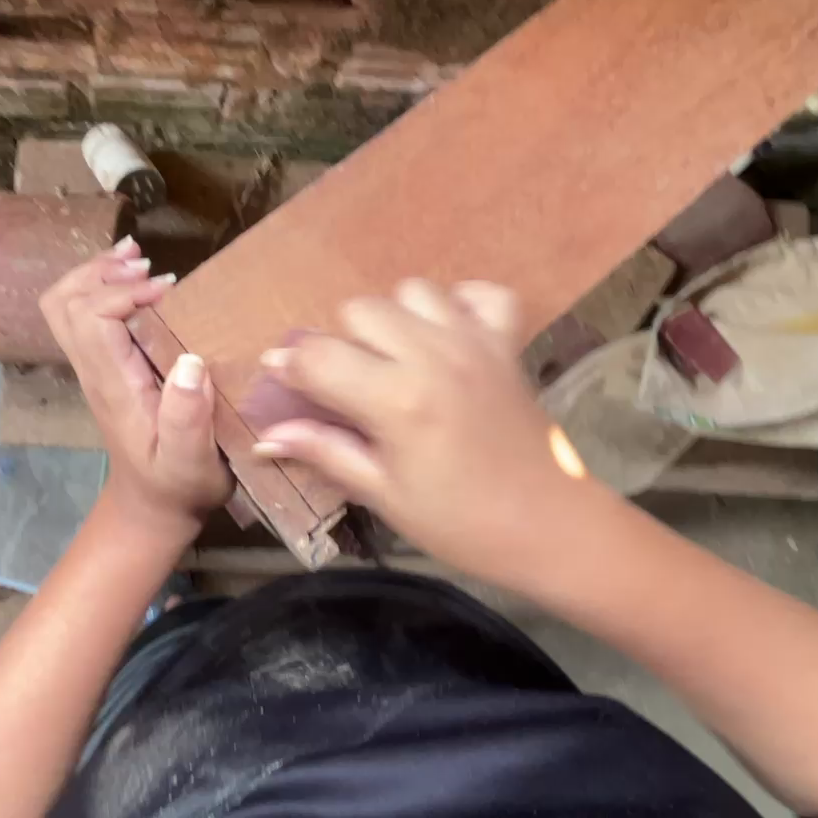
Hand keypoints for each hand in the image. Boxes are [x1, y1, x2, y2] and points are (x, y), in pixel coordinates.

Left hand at [39, 238, 232, 536]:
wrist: (152, 509)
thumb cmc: (178, 487)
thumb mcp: (191, 462)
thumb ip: (188, 418)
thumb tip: (190, 360)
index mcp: (111, 386)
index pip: (91, 318)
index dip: (122, 293)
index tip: (167, 291)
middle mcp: (93, 370)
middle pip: (65, 303)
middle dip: (101, 272)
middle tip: (147, 264)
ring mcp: (94, 367)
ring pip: (66, 304)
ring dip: (98, 274)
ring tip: (138, 258)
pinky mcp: (105, 366)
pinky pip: (84, 315)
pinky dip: (104, 287)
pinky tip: (138, 279)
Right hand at [252, 279, 604, 588]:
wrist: (552, 527)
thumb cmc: (461, 523)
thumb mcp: (384, 494)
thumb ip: (326, 451)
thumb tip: (266, 438)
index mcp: (397, 400)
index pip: (320, 357)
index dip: (291, 366)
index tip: (283, 378)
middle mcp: (433, 355)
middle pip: (361, 310)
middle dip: (342, 342)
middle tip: (351, 384)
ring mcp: (474, 342)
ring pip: (412, 290)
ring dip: (394, 318)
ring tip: (397, 359)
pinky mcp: (506, 342)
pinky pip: (480, 292)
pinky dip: (459, 303)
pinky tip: (448, 335)